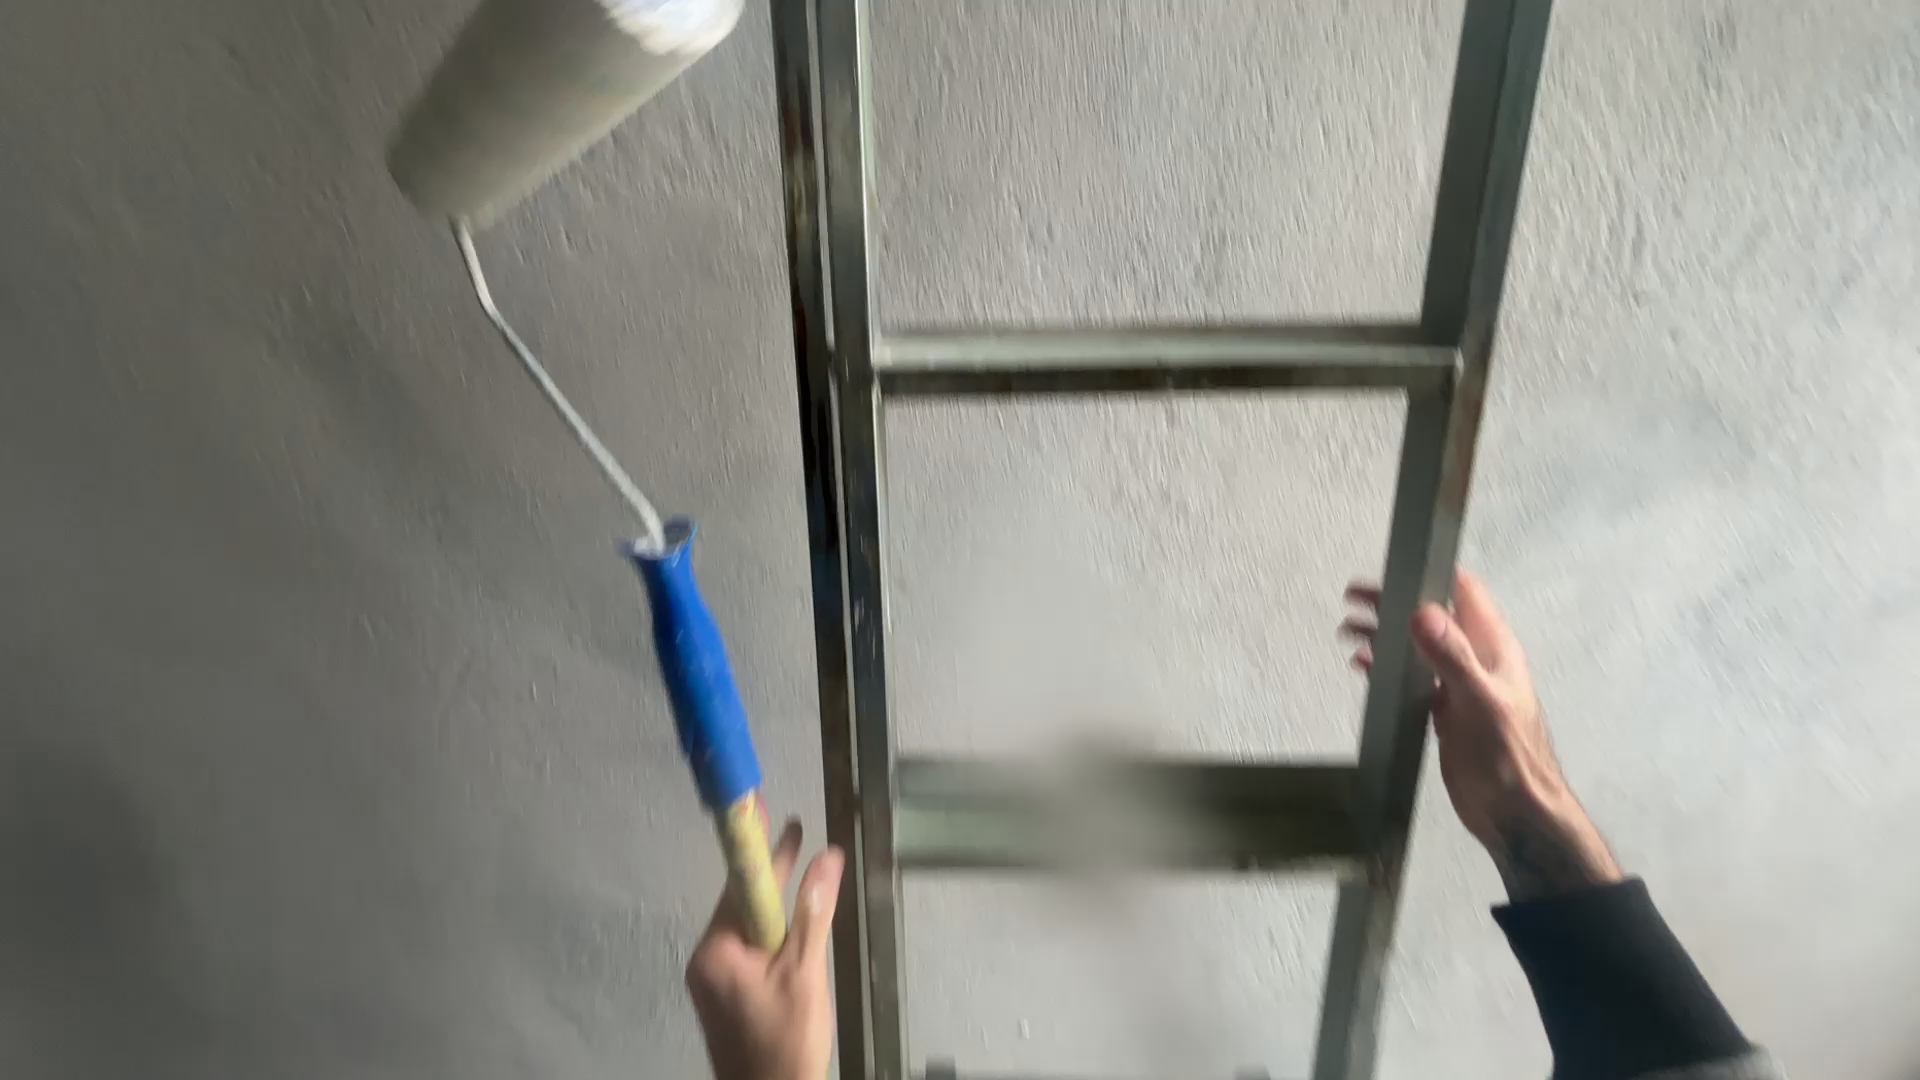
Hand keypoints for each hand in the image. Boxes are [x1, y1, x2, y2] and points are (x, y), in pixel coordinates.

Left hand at [687, 815, 844, 1079]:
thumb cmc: (786, 1041)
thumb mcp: (805, 972)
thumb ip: (815, 911)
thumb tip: (829, 855)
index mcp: (716, 952)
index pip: (740, 882)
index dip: (758, 844)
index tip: (764, 806)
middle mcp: (707, 960)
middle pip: (743, 898)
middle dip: (771, 866)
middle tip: (791, 825)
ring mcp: (715, 978)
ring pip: (749, 921)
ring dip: (776, 895)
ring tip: (797, 858)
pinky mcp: (727, 992)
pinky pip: (750, 942)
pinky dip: (774, 923)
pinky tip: (792, 914)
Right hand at [1342, 570, 1621, 900]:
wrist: (1514, 813)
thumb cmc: (1506, 757)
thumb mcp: (1479, 702)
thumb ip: (1451, 656)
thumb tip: (1421, 613)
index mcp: (1492, 647)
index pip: (1464, 592)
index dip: (1432, 573)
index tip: (1393, 567)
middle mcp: (1473, 657)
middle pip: (1430, 614)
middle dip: (1393, 601)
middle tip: (1353, 597)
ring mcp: (1455, 681)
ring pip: (1415, 642)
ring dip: (1382, 631)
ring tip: (1347, 629)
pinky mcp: (1439, 705)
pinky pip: (1407, 672)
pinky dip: (1382, 663)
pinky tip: (1360, 664)